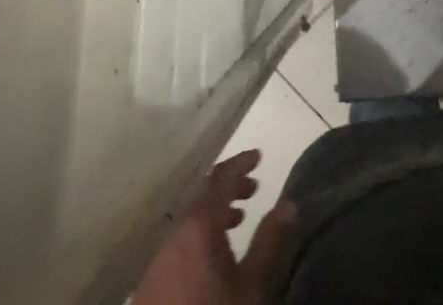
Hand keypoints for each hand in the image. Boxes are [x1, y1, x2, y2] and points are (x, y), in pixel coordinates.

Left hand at [132, 149, 297, 304]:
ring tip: (239, 219)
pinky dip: (201, 232)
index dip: (239, 163)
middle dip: (229, 187)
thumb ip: (269, 241)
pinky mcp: (153, 277)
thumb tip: (289, 203)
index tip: (259, 156)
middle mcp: (175, 232)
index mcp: (199, 226)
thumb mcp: (251, 286)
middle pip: (202, 195)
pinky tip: (214, 252)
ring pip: (190, 218)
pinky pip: (180, 238)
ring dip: (215, 211)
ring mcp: (160, 255)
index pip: (218, 179)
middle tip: (255, 189)